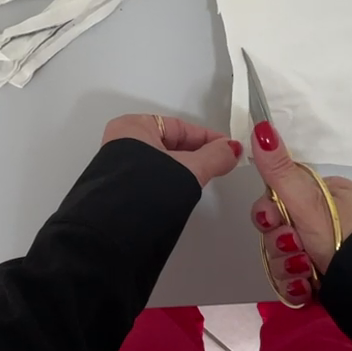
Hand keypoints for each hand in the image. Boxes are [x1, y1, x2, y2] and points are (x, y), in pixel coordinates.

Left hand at [101, 114, 242, 187]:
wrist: (121, 224)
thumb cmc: (145, 188)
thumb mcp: (189, 168)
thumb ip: (214, 157)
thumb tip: (231, 149)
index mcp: (133, 126)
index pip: (179, 127)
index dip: (206, 137)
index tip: (227, 146)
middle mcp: (122, 141)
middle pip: (170, 143)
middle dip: (197, 153)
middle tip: (221, 161)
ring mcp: (120, 164)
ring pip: (162, 161)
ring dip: (184, 168)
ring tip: (205, 176)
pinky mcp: (122, 186)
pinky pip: (153, 175)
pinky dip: (171, 179)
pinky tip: (183, 188)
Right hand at [249, 129, 351, 304]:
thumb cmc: (343, 239)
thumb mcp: (307, 201)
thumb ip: (279, 168)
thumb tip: (261, 125)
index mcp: (325, 194)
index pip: (277, 195)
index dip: (268, 211)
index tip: (273, 221)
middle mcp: (325, 220)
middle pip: (276, 228)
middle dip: (279, 244)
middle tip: (295, 249)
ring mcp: (324, 251)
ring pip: (281, 256)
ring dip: (287, 267)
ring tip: (305, 273)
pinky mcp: (323, 280)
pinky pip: (293, 280)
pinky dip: (296, 286)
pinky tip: (306, 288)